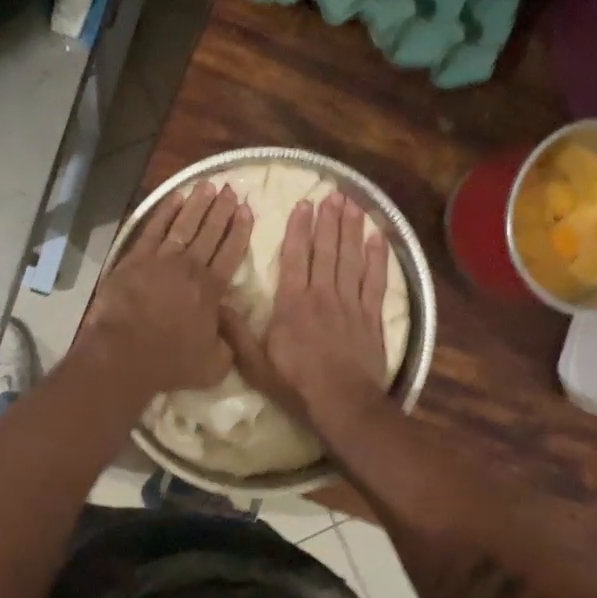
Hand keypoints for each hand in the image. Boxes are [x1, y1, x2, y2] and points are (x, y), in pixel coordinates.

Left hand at [77, 181, 252, 394]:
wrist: (124, 354)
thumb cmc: (170, 363)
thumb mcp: (214, 364)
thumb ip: (228, 344)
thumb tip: (231, 329)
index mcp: (211, 290)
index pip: (231, 252)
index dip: (240, 230)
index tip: (247, 209)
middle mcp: (189, 267)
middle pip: (210, 232)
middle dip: (222, 209)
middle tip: (231, 188)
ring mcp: (160, 260)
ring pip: (184, 225)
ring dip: (198, 204)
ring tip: (208, 186)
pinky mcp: (134, 259)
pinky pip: (153, 229)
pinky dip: (165, 211)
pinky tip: (175, 197)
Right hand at [226, 190, 390, 428]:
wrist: (341, 402)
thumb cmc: (295, 384)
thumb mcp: (254, 363)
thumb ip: (235, 333)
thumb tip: (217, 305)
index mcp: (292, 304)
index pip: (294, 258)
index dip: (298, 229)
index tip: (302, 205)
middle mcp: (321, 295)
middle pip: (326, 250)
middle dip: (328, 221)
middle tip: (331, 194)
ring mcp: (350, 304)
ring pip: (351, 259)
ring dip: (351, 230)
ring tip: (352, 204)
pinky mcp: (372, 316)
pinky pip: (375, 280)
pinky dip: (378, 257)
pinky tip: (378, 237)